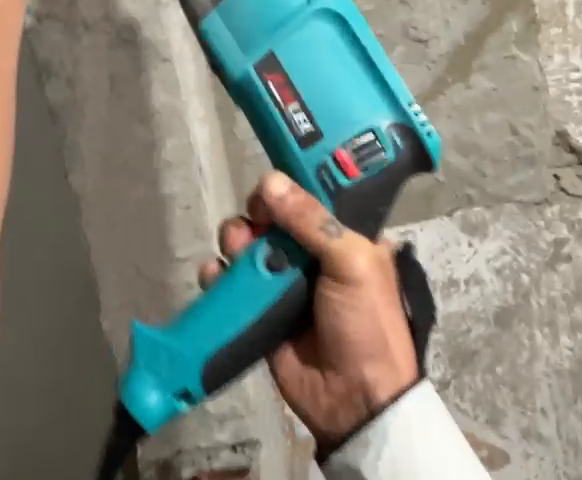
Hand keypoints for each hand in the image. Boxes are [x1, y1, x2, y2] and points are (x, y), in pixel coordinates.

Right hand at [199, 172, 419, 451]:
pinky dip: (218, 276)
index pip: (309, 195)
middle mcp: (311, 252)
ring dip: (235, 242)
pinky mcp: (259, 310)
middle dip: (256, 215)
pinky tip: (216, 277)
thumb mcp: (352, 262)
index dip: (288, 186)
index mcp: (344, 235)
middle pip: (271, 216)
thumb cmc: (365, 322)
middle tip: (255, 226)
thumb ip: (311, 221)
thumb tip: (268, 181)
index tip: (269, 186)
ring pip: (247, 245)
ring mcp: (283, 282)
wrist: (354, 400)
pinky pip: (231, 283)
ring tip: (237, 253)